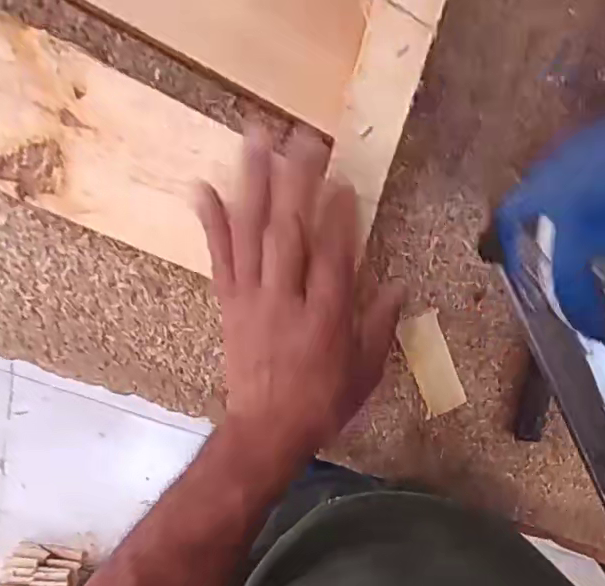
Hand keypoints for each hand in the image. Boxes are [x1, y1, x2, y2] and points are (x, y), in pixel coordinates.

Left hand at [194, 125, 404, 463]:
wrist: (267, 430)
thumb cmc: (320, 405)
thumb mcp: (363, 374)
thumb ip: (378, 328)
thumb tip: (399, 288)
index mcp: (326, 318)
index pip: (334, 256)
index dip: (339, 216)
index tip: (344, 181)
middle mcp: (288, 300)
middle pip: (291, 231)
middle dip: (298, 180)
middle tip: (303, 136)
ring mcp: (254, 300)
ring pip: (253, 235)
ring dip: (254, 184)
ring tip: (255, 138)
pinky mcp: (230, 306)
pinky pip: (221, 260)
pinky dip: (212, 224)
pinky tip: (204, 188)